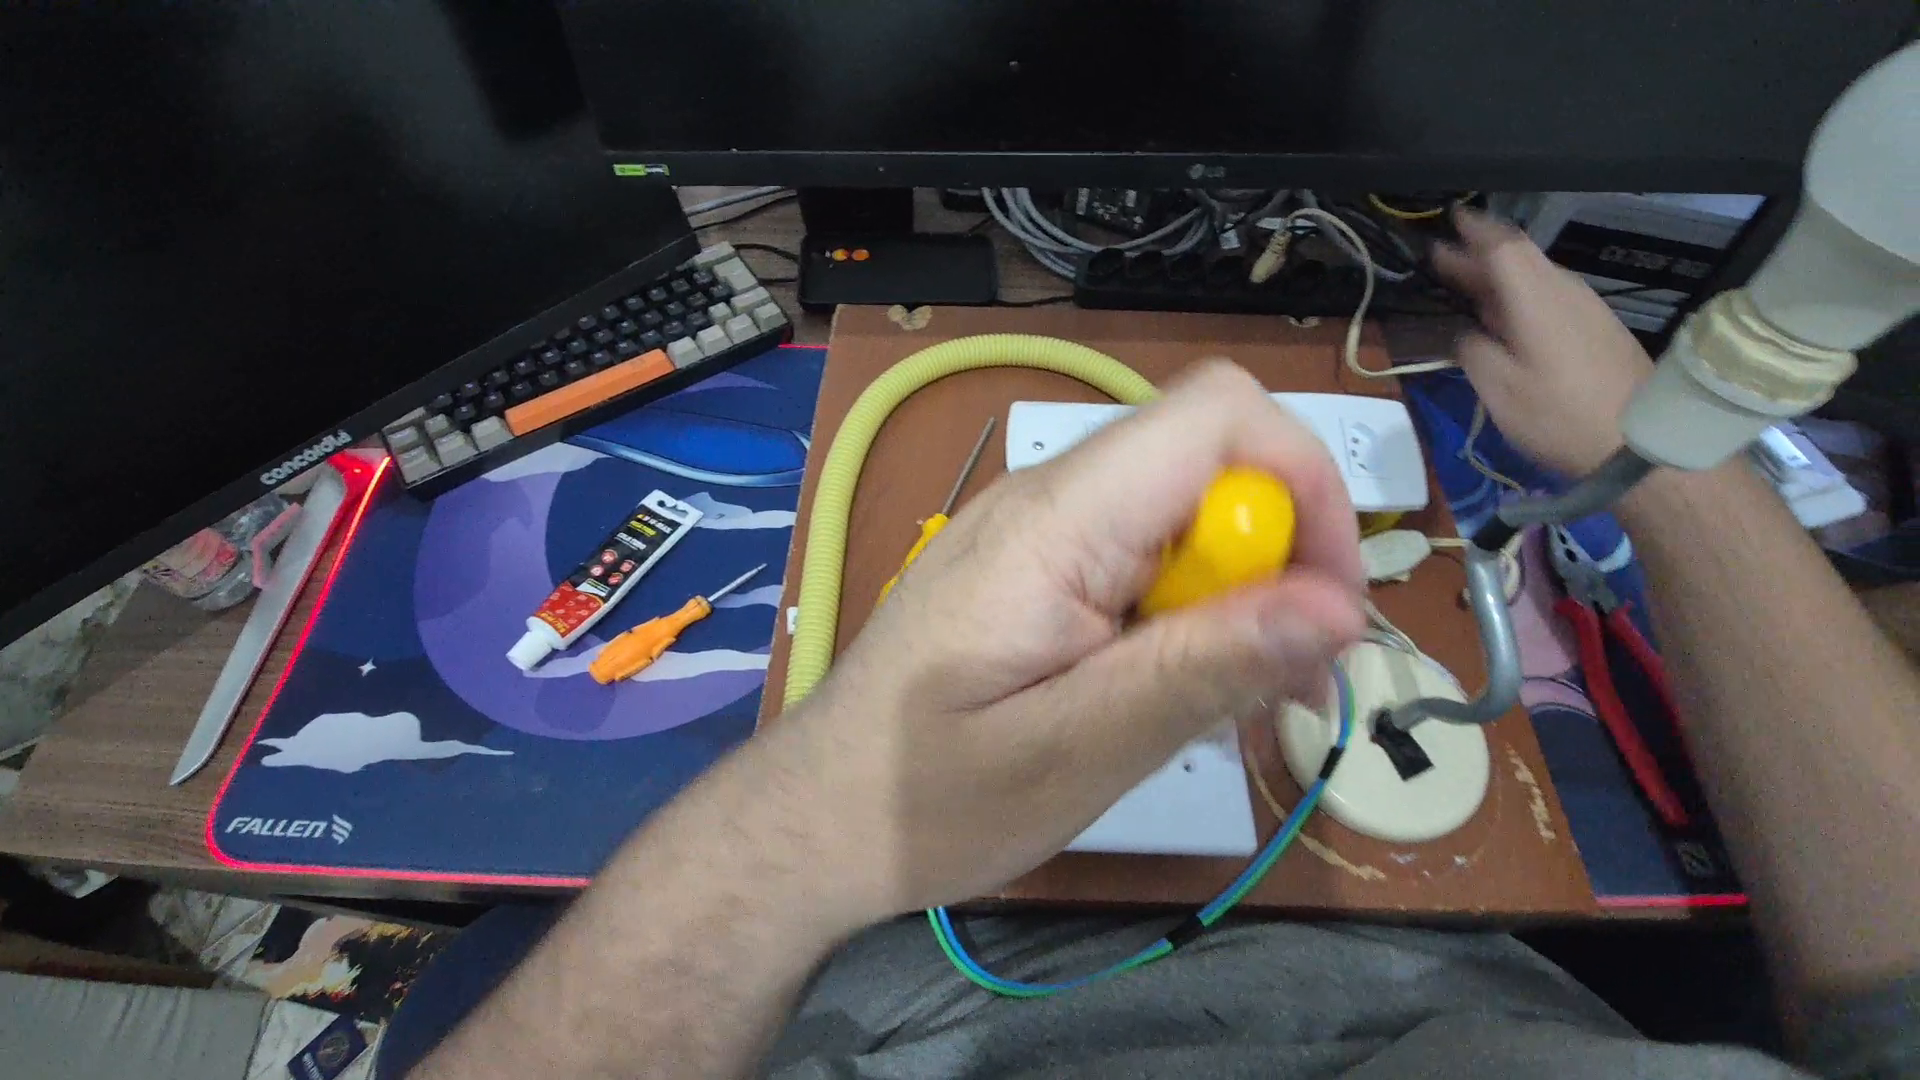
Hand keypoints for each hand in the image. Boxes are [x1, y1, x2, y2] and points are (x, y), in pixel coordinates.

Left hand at [760, 361, 1365, 924]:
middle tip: (1285, 683)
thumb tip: (1337, 605)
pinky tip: (1169, 694)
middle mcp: (1046, 500)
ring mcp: (1034, 533)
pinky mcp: (1031, 571)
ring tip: (1232, 706)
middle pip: (1207, 465)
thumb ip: (1200, 670)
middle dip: (1275, 560)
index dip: (1302, 481)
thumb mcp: (1075, 750)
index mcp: (1055, 522)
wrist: (821, 813)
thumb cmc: (929, 798)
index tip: (1326, 605)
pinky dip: (1182, 617)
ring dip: (1233, 601)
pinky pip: (1138, 559)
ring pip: (1182, 518)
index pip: (1215, 413)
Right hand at [1433, 209, 1657, 475]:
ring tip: (1459, 281)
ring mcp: (1582, 311)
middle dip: (1476, 254)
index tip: (1449, 217)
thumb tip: (1462, 332)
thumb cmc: (1558, 414)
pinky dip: (1512, 296)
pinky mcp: (1591, 330)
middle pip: (1518, 260)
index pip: (1503, 248)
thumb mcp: (1497, 387)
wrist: (1638, 442)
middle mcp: (1563, 293)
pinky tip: (1496, 312)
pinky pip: (1544, 298)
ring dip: (1493, 276)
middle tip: (1439, 253)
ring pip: (1531, 279)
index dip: (1474, 231)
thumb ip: (1471, 350)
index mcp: (1536, 299)